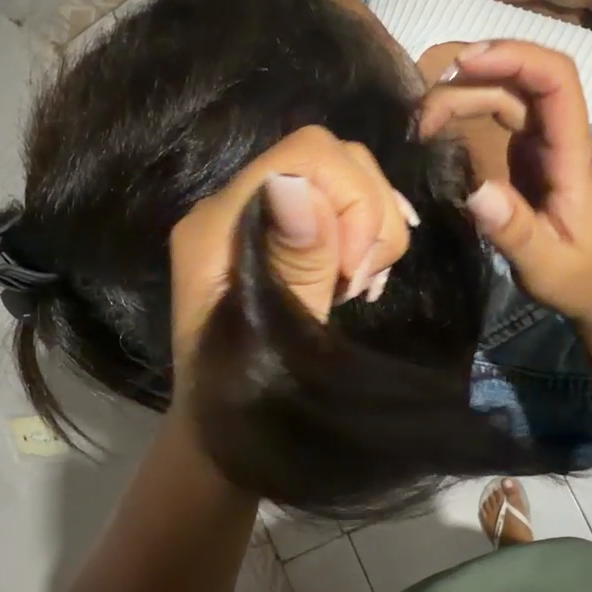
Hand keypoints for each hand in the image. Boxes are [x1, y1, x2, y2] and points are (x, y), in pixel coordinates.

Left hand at [167, 125, 415, 388]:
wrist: (227, 435)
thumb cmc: (244, 404)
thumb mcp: (271, 347)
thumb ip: (290, 269)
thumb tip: (296, 188)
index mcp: (218, 226)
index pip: (305, 155)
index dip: (354, 203)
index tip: (354, 275)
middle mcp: (235, 207)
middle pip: (333, 158)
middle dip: (369, 217)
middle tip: (359, 286)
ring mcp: (262, 219)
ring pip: (347, 177)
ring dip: (373, 230)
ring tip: (358, 288)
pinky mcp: (287, 235)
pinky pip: (346, 207)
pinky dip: (369, 237)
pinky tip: (358, 281)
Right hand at [418, 41, 591, 322]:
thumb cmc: (576, 276)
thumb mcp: (546, 266)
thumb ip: (515, 232)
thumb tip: (475, 193)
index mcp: (573, 154)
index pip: (556, 81)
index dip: (514, 58)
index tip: (465, 66)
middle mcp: (560, 136)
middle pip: (523, 79)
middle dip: (473, 77)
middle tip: (422, 112)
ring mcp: (543, 141)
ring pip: (507, 93)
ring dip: (463, 93)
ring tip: (420, 121)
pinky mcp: (527, 152)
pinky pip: (499, 113)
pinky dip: (467, 109)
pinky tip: (437, 126)